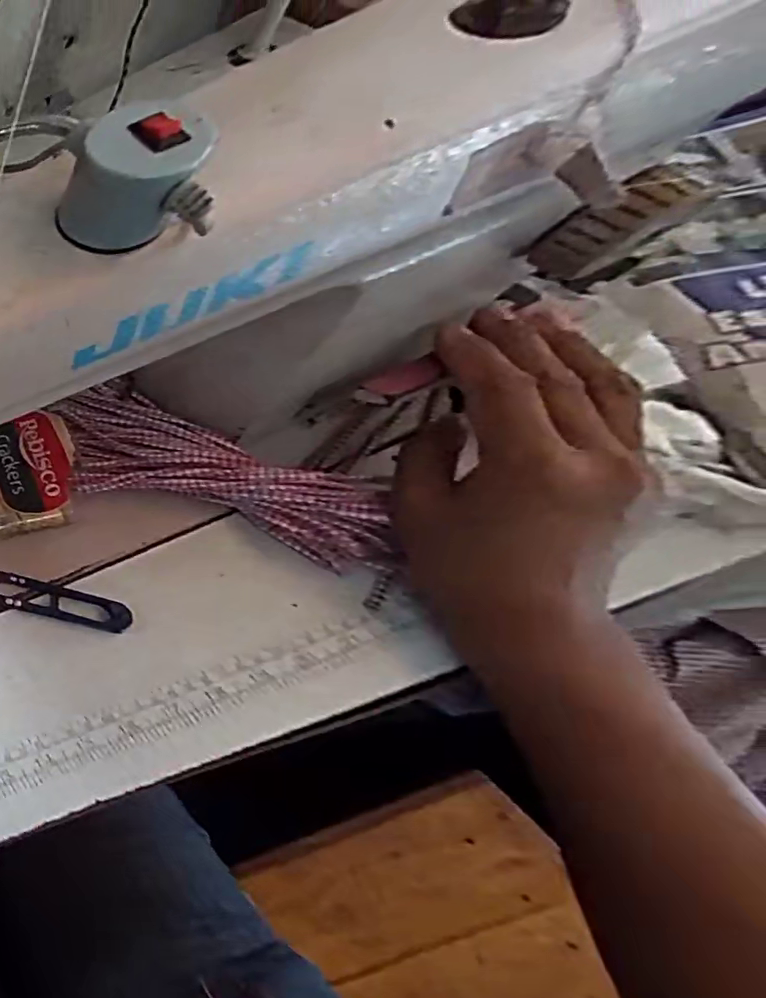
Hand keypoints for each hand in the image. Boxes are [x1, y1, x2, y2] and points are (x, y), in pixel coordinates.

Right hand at [393, 306, 648, 641]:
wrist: (533, 622)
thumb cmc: (460, 572)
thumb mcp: (417, 512)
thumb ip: (426, 455)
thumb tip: (449, 420)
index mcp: (532, 468)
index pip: (504, 391)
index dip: (472, 356)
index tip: (446, 333)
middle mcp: (596, 458)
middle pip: (556, 380)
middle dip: (518, 342)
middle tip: (488, 314)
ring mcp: (631, 466)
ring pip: (604, 388)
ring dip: (567, 349)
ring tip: (541, 319)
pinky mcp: (642, 477)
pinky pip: (623, 414)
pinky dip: (595, 380)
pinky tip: (575, 363)